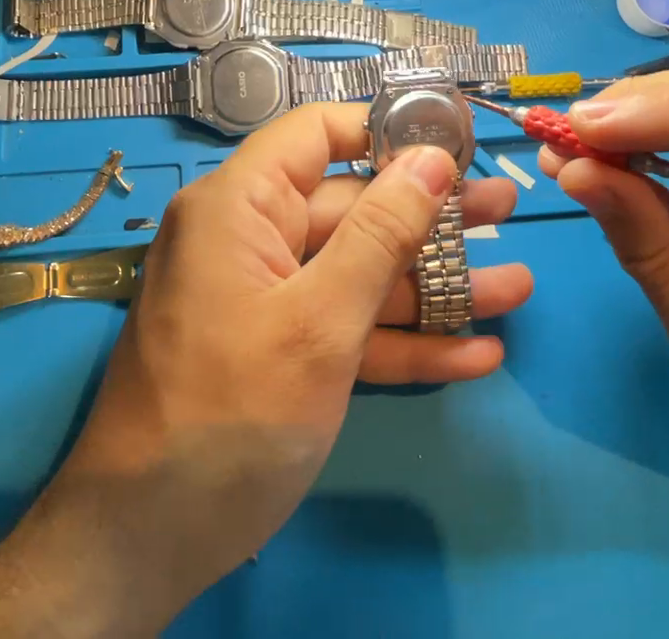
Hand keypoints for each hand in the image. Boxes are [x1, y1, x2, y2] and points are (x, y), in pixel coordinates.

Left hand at [7, 104, 529, 629]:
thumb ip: (380, 234)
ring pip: (359, 275)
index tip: (456, 145)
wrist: (152, 536)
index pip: (315, 135)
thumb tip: (430, 158)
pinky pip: (347, 329)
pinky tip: (476, 354)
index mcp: (239, 207)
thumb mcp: (320, 320)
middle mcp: (250, 241)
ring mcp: (266, 300)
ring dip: (434, 288)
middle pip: (351, 208)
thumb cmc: (232, 411)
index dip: (385, 132)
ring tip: (516, 288)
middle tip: (508, 213)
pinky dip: (403, 342)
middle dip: (432, 220)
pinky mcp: (280, 353)